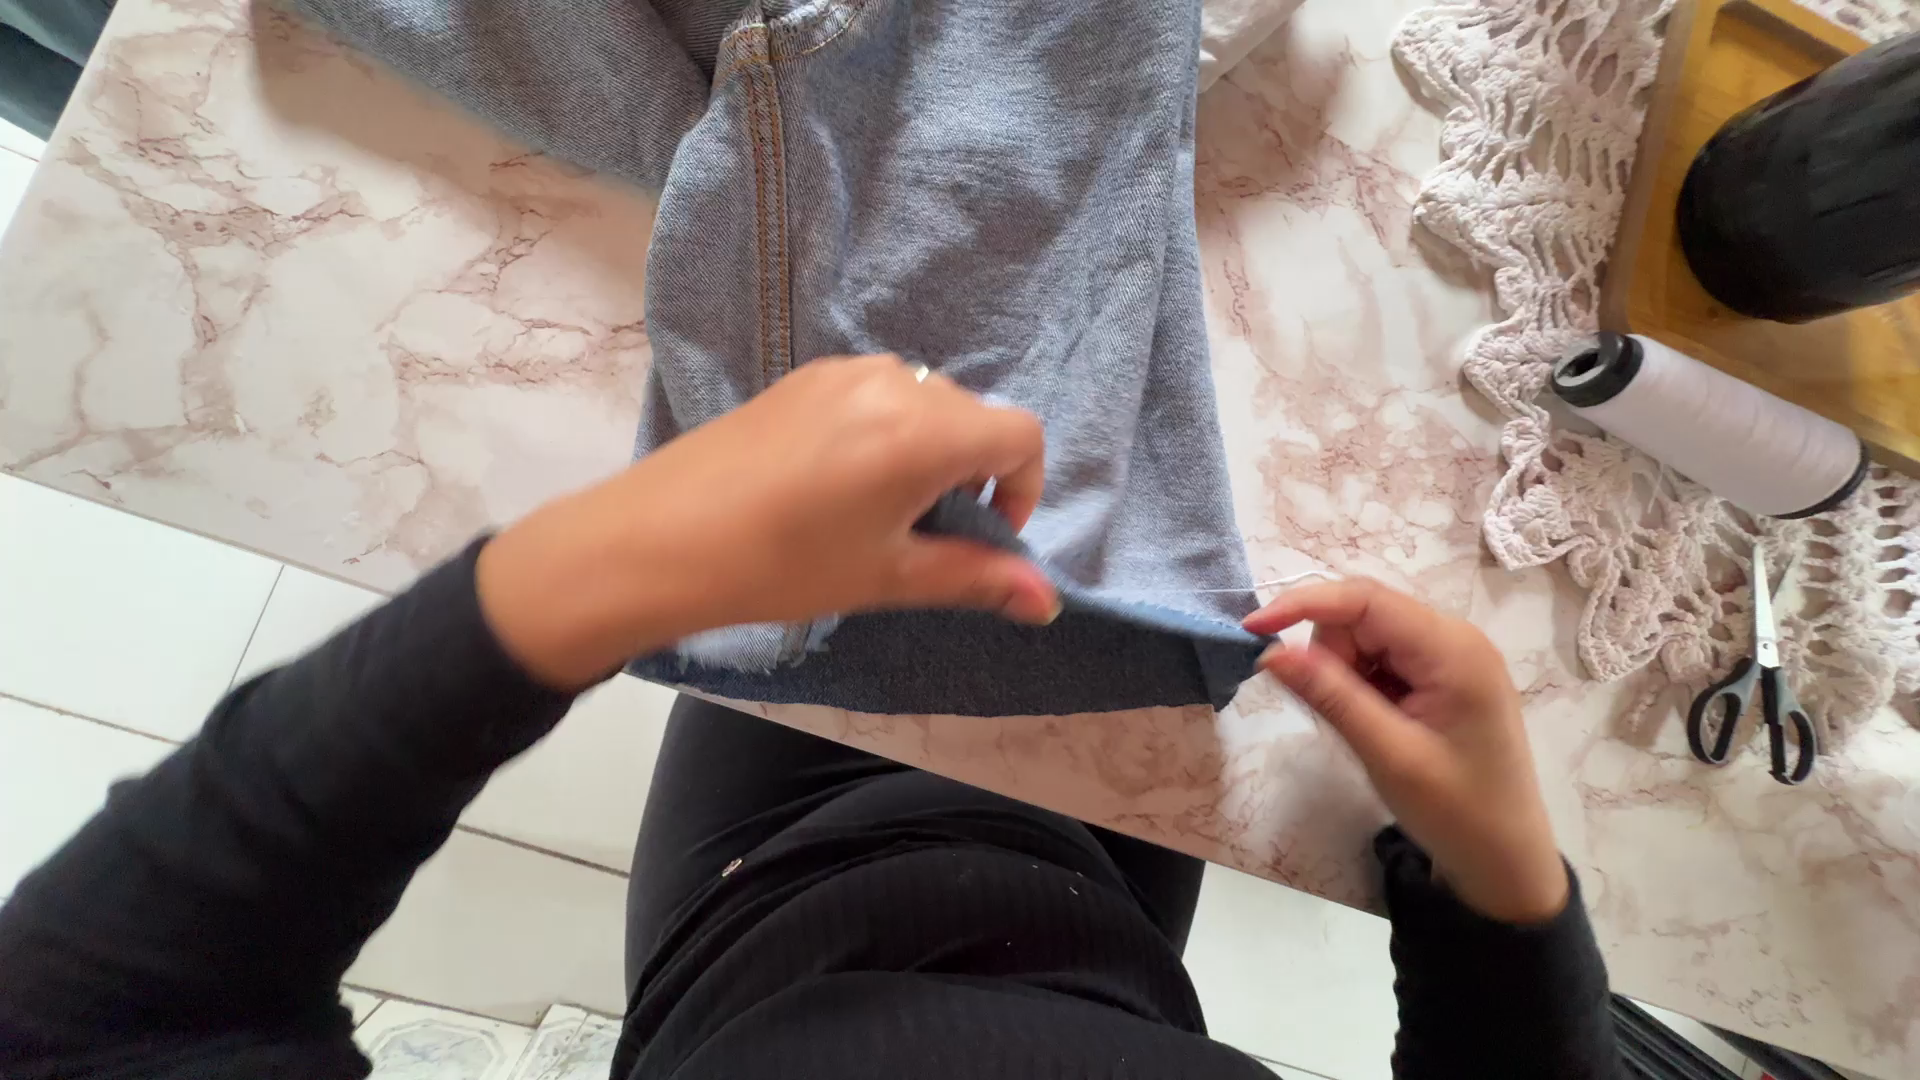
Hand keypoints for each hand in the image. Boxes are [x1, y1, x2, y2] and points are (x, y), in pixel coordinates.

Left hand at [477, 355, 1058, 689]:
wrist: (658, 539)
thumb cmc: (783, 566)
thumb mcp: (889, 577)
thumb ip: (977, 579)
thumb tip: (1050, 604)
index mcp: (923, 429)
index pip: (1021, 435)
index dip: (1021, 490)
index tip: (982, 534)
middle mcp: (893, 380)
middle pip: (975, 418)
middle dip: (975, 475)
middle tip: (928, 531)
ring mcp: (845, 371)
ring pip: (929, 403)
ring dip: (933, 452)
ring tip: (883, 507)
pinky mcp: (808, 376)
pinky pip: (882, 394)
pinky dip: (892, 432)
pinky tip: (843, 480)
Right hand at [1245, 580, 1568, 923]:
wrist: (1503, 860)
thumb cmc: (1455, 811)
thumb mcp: (1386, 752)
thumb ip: (1329, 695)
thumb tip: (1270, 651)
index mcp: (1451, 649)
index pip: (1363, 599)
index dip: (1303, 604)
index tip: (1252, 628)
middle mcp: (1451, 636)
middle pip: (1359, 613)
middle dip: (1328, 652)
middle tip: (1338, 710)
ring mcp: (1445, 652)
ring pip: (1360, 633)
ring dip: (1341, 669)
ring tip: (1364, 721)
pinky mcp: (1435, 671)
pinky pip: (1373, 653)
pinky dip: (1354, 679)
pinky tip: (1373, 717)